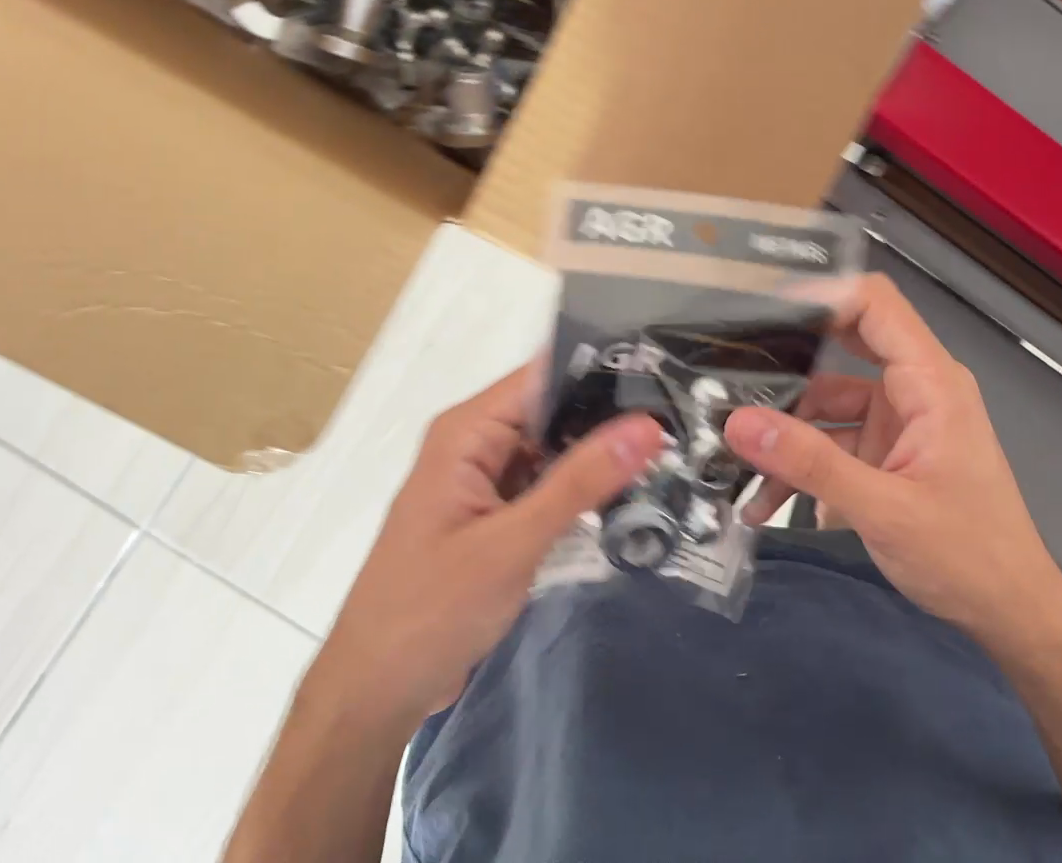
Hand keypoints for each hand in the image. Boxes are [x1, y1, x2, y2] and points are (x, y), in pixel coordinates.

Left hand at [314, 365, 665, 728]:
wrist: (377, 691)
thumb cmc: (431, 611)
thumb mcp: (512, 543)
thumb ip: (580, 482)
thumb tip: (647, 425)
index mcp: (466, 433)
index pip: (544, 376)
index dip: (603, 370)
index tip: (666, 377)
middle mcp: (476, 446)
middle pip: (555, 410)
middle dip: (612, 416)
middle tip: (684, 424)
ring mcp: (486, 483)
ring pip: (556, 450)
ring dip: (603, 456)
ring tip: (673, 454)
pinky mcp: (497, 517)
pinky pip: (549, 486)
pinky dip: (585, 490)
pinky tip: (633, 494)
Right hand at [723, 276, 1061, 644]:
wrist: (1008, 609)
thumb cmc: (966, 554)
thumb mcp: (883, 509)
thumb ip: (811, 464)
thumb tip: (739, 424)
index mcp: (931, 383)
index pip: (875, 306)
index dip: (820, 295)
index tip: (758, 314)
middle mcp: (914, 390)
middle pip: (843, 349)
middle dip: (785, 364)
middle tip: (723, 376)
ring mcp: (898, 423)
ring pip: (827, 405)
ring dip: (785, 436)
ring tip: (732, 465)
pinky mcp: (886, 456)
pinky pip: (833, 445)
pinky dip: (801, 468)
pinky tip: (764, 503)